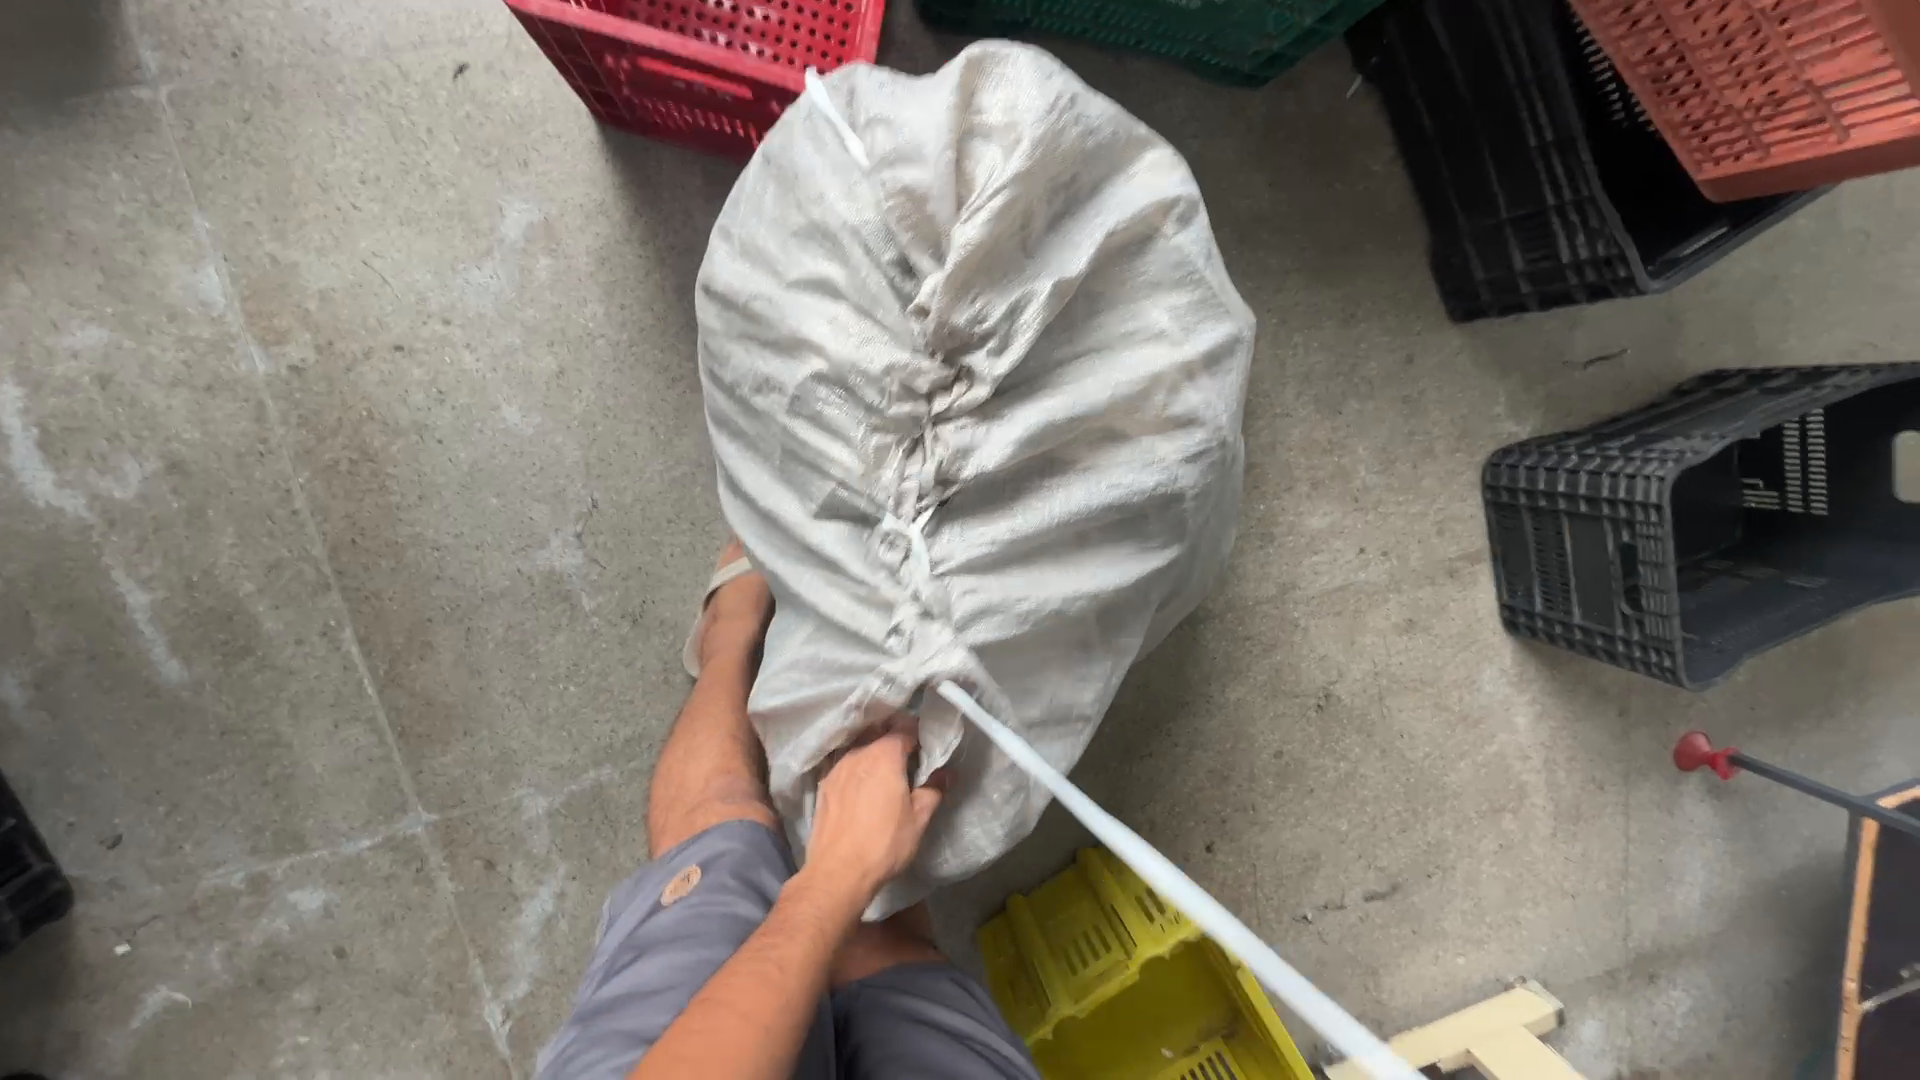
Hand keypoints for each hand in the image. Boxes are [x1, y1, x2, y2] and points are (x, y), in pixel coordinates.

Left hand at [804, 721, 944, 905]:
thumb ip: (933, 789)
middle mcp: (857, 753)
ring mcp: (836, 768)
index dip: (917, 734)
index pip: (904, 728)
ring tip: (884, 774)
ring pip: (859, 748)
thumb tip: (946, 773)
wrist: (837, 872)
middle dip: (894, 740)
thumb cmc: (884, 843)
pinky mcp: (824, 785)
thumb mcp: (919, 819)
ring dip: (873, 753)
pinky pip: (845, 765)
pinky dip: (857, 768)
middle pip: (879, 733)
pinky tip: (862, 787)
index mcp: (884, 755)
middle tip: (908, 760)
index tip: (925, 748)